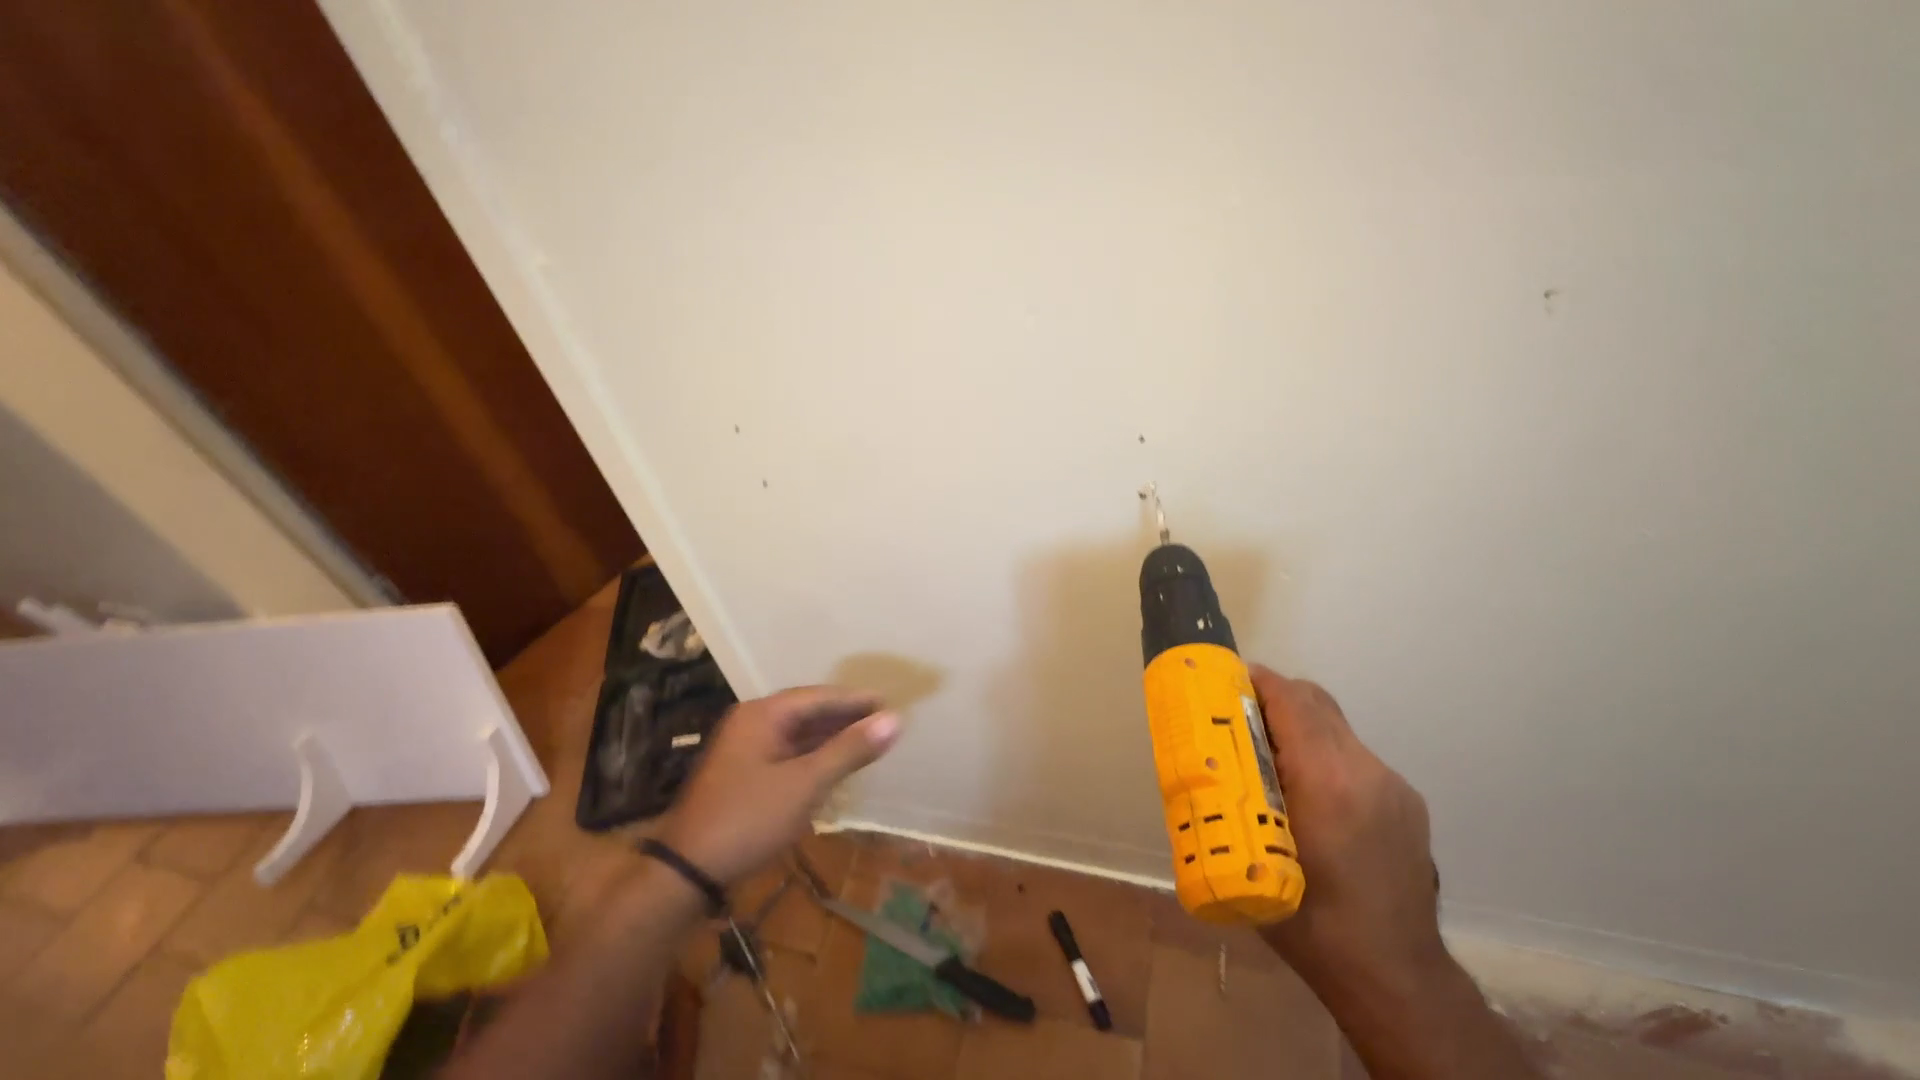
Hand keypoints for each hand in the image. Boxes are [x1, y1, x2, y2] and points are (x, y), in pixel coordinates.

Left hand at [659, 687, 899, 885]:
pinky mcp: (743, 773)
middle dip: (846, 716)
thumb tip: (895, 720)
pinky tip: (835, 766)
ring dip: (831, 737)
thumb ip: (850, 750)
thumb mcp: (806, 784)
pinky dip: (813, 756)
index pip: (819, 696)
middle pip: (807, 710)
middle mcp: (751, 722)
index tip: (891, 702)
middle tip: (885, 721)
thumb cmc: (750, 819)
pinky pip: (787, 752)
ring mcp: (744, 748)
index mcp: (763, 715)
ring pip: (797, 733)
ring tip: (869, 741)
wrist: (688, 868)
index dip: (856, 700)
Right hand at [1251, 665, 1447, 989]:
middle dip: (1273, 698)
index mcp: (1327, 780)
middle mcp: (1365, 770)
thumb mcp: (1254, 861)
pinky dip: (1325, 757)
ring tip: (1267, 762)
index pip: (1291, 700)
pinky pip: (1356, 757)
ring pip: (1338, 728)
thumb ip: (1234, 806)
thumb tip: (1205, 771)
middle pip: (1315, 702)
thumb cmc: (1312, 924)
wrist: (1394, 973)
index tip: (1221, 683)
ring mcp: (1392, 784)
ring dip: (1300, 730)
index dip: (1255, 682)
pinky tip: (1310, 799)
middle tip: (1234, 717)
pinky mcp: (1407, 802)